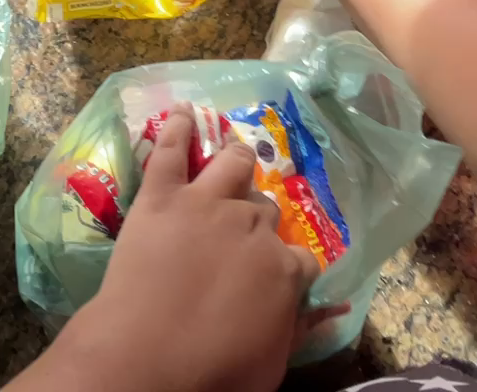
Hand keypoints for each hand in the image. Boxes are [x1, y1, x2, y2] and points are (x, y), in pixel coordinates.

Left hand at [32, 106, 343, 391]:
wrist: (146, 355)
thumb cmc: (213, 371)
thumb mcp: (270, 362)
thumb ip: (298, 326)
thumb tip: (330, 309)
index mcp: (281, 266)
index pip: (302, 255)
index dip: (290, 263)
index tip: (280, 271)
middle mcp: (249, 224)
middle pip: (264, 207)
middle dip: (259, 216)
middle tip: (243, 228)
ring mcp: (204, 202)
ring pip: (231, 164)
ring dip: (236, 159)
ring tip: (234, 153)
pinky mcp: (162, 193)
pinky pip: (170, 150)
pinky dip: (176, 126)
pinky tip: (181, 110)